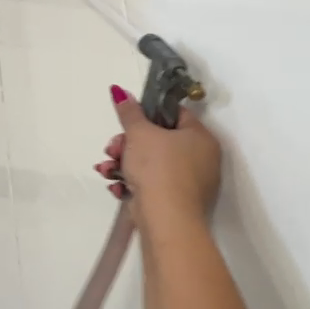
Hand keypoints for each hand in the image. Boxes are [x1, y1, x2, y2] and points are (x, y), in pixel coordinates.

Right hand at [93, 84, 221, 229]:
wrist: (166, 218)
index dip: (148, 113)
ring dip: (123, 163)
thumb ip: (129, 110)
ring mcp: (191, 182)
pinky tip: (117, 185)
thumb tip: (120, 90)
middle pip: (157, 140)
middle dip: (127, 143)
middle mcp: (201, 159)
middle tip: (113, 148)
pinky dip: (132, 182)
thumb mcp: (138, 132)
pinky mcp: (178, 201)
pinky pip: (152, 183)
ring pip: (150, 162)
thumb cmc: (157, 167)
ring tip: (108, 168)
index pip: (174, 113)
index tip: (128, 120)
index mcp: (200, 138)